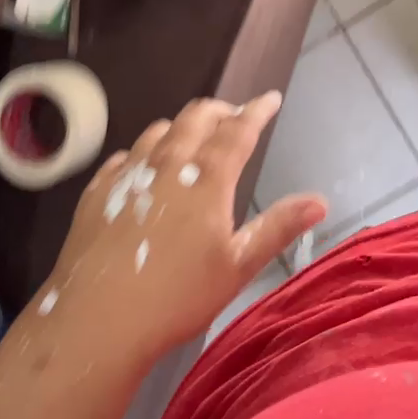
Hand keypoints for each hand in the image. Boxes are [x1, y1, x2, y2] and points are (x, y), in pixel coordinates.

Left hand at [46, 92, 326, 357]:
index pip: (238, 130)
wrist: (97, 320)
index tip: (270, 98)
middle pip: (196, 117)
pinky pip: (126, 156)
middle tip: (233, 118)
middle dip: (220, 110)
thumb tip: (320, 201)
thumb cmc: (177, 296)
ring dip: (182, 127)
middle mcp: (168, 163)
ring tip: (192, 139)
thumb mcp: (238, 266)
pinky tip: (144, 168)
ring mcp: (129, 174)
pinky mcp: (99, 190)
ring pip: (159, 131)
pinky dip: (145, 152)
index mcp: (207, 178)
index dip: (257, 110)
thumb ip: (278, 227)